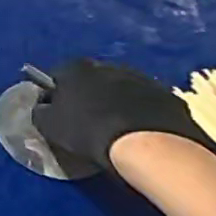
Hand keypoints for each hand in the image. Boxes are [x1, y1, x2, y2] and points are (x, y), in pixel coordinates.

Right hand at [32, 58, 215, 173]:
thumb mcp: (48, 124)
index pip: (59, 74)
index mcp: (77, 68)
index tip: (55, 109)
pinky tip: (138, 134)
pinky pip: (150, 105)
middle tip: (85, 117)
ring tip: (114, 128)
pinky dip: (143, 115)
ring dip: (118, 103)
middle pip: (94, 78)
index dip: (56, 92)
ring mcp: (147, 82)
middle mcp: (112, 67)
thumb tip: (45, 107)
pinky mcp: (173, 100)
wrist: (149, 147)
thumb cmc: (88, 131)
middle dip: (90, 93)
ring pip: (125, 90)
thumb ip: (42, 110)